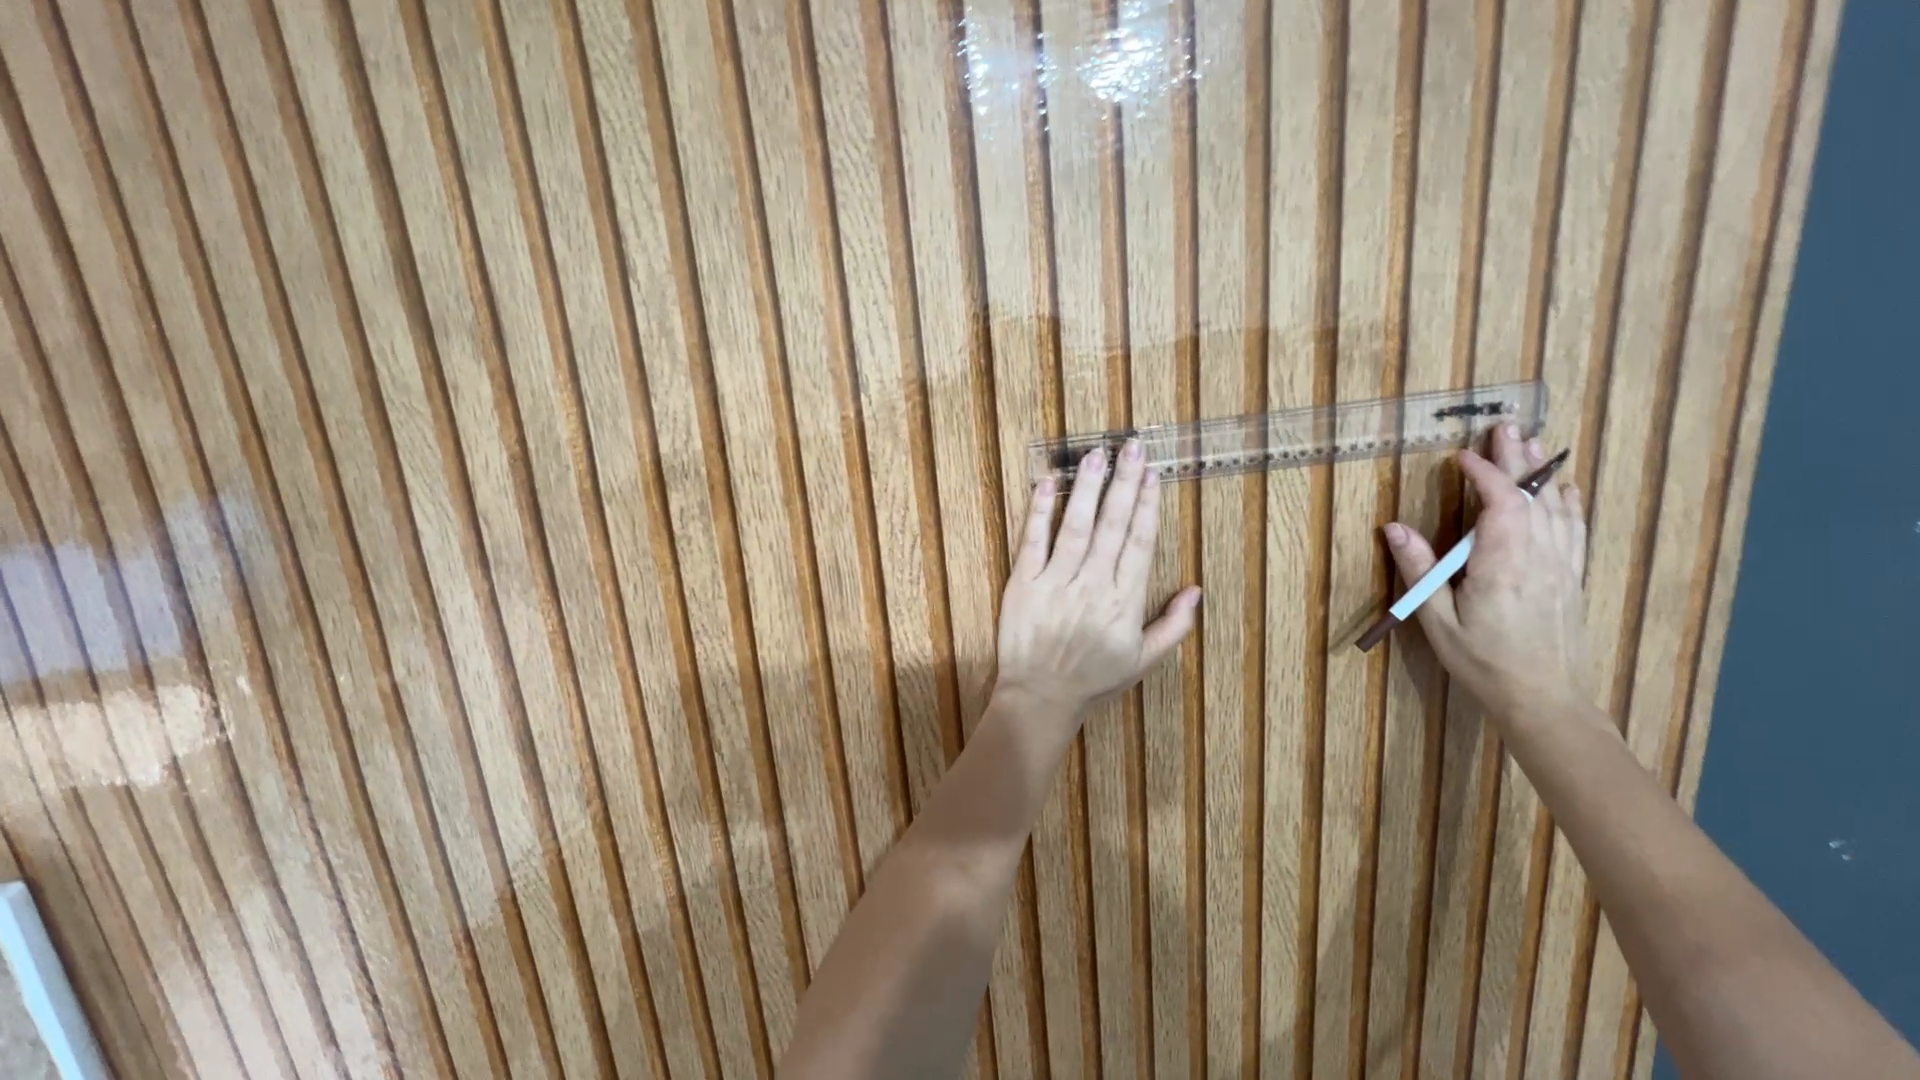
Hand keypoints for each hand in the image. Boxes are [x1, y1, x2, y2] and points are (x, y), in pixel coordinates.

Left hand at [996, 438, 1201, 716]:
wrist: (1040, 699)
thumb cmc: (1093, 680)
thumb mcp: (1142, 661)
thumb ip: (1173, 626)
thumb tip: (1196, 590)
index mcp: (1124, 603)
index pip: (1140, 544)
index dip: (1148, 506)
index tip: (1153, 475)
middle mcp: (1093, 587)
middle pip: (1113, 526)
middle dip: (1125, 483)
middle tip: (1133, 447)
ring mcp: (1056, 584)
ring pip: (1076, 527)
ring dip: (1088, 489)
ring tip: (1097, 455)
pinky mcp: (1023, 586)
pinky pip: (1032, 542)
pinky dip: (1040, 512)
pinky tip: (1048, 483)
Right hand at [1382, 425, 1596, 728]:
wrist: (1545, 699)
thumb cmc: (1484, 663)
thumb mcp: (1439, 622)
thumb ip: (1420, 571)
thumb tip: (1394, 528)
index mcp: (1503, 565)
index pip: (1500, 503)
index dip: (1484, 473)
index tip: (1461, 456)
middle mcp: (1539, 558)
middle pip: (1531, 497)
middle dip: (1516, 459)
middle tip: (1504, 426)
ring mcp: (1562, 567)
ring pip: (1557, 508)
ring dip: (1541, 474)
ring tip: (1530, 443)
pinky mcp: (1572, 578)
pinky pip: (1576, 530)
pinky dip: (1569, 504)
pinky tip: (1566, 489)